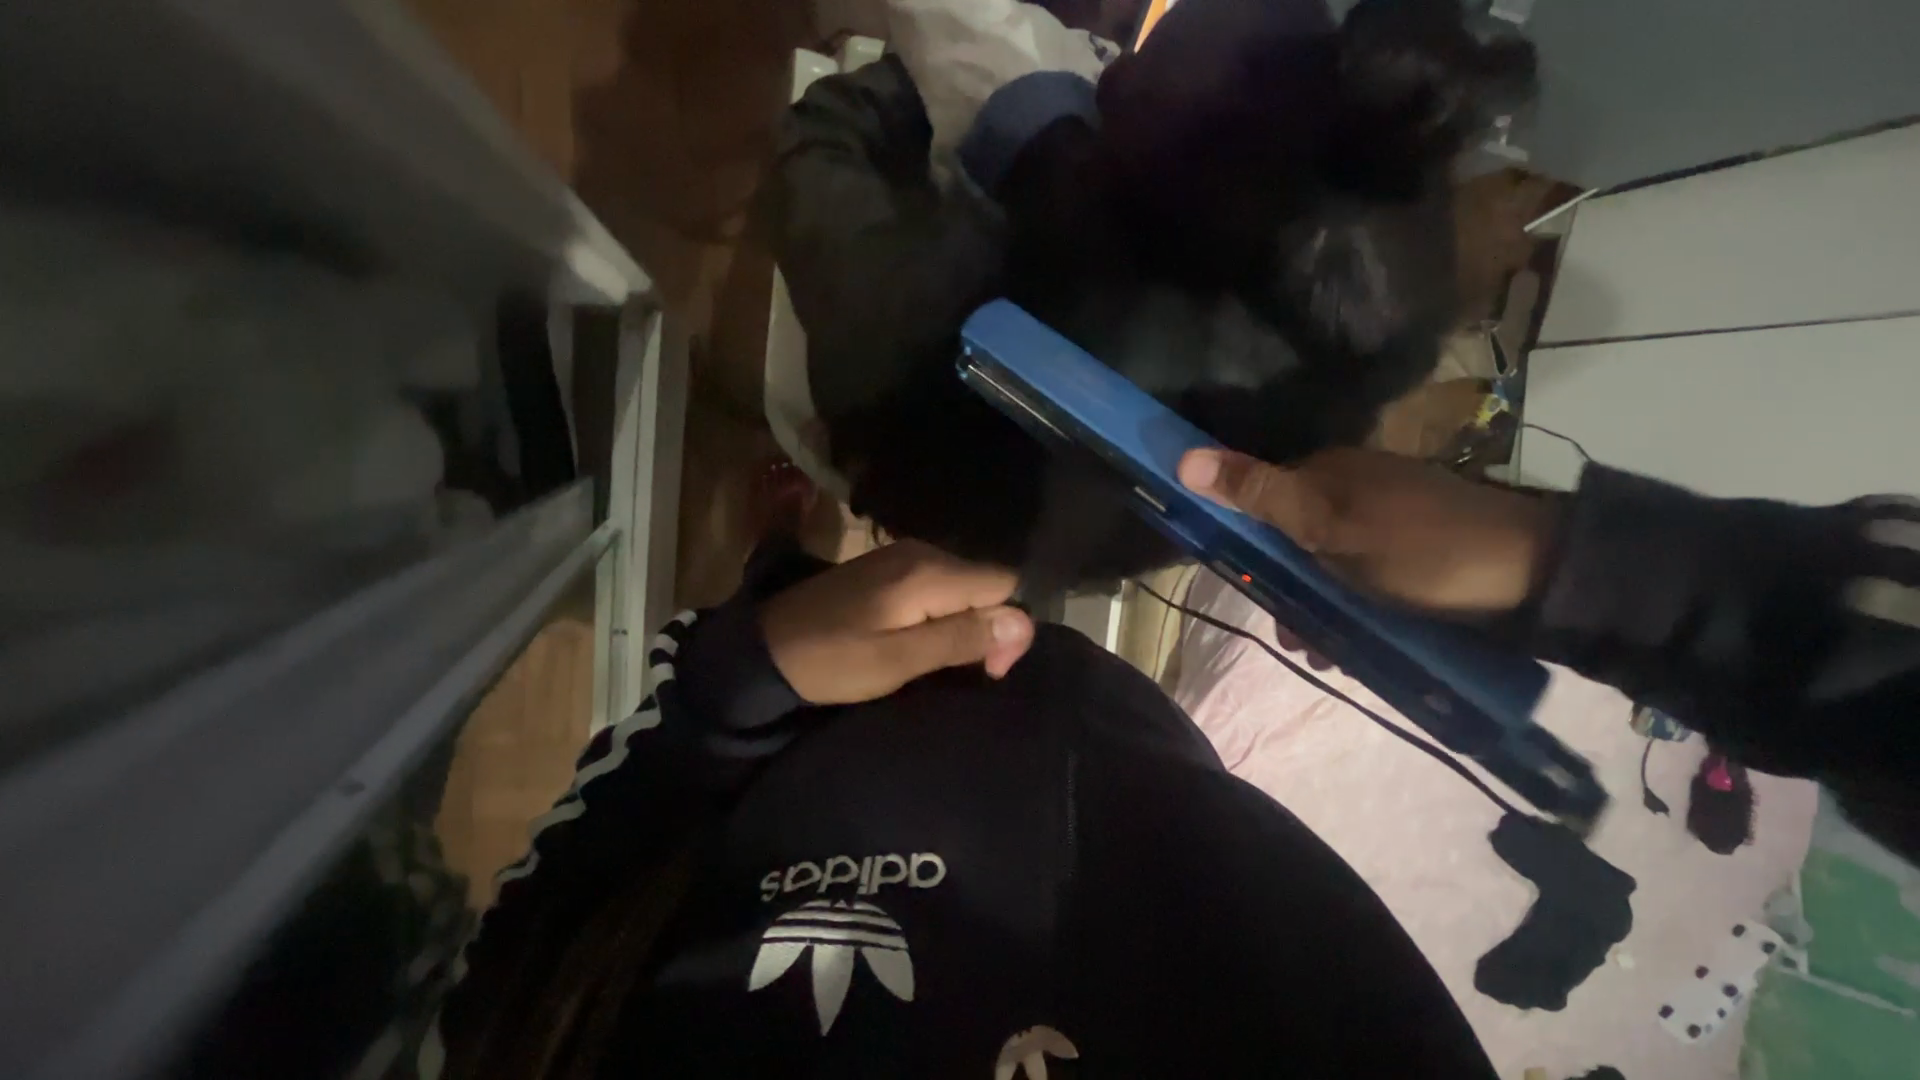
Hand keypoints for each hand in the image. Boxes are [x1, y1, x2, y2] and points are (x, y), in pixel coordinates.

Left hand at [759, 540, 1036, 703]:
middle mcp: (922, 552)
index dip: (1008, 627)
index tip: (986, 670)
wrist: (764, 649)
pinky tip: (920, 640)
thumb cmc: (832, 661)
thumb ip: (961, 638)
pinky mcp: (887, 567)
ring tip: (937, 660)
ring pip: (964, 585)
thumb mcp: (898, 660)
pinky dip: (942, 613)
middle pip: (986, 582)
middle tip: (961, 671)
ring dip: (965, 622)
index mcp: (929, 572)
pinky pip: (939, 585)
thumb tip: (1025, 622)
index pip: (1005, 583)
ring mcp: (902, 556)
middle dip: (988, 625)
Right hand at [1177, 446, 1555, 614]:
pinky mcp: (1405, 552)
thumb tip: (1183, 458)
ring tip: (1320, 650)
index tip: (1233, 578)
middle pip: (1282, 536)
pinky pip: (1353, 580)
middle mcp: (1346, 490)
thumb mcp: (1330, 524)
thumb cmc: (1420, 547)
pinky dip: (1343, 609)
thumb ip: (1260, 495)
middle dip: (1274, 583)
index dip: (1233, 533)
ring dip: (1309, 605)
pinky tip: (1348, 644)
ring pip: (1317, 564)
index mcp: (1324, 472)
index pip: (1253, 494)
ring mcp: (1378, 522)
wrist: (1534, 576)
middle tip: (1288, 628)